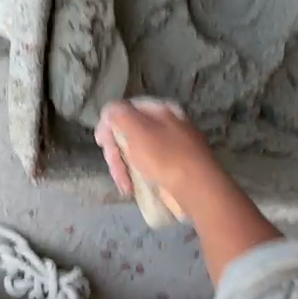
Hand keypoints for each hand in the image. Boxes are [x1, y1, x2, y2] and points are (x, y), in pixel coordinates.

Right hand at [93, 98, 223, 205]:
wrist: (197, 189)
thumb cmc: (164, 156)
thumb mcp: (136, 129)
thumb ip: (118, 114)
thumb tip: (109, 112)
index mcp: (160, 110)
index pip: (126, 109)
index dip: (109, 124)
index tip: (101, 142)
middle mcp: (167, 124)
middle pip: (129, 133)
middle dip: (116, 152)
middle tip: (114, 168)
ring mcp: (171, 147)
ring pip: (136, 152)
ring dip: (123, 168)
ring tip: (124, 184)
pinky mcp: (173, 167)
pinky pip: (147, 166)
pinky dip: (136, 176)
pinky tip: (132, 188)